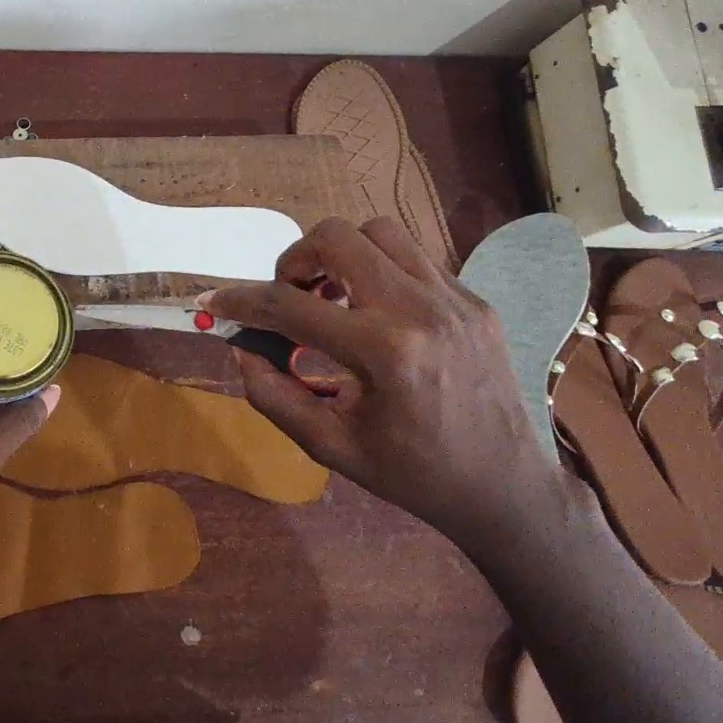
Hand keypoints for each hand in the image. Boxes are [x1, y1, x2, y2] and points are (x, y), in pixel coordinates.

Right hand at [202, 217, 564, 548]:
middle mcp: (421, 310)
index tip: (214, 301)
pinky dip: (377, 272)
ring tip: (329, 297)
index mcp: (384, 352)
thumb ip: (273, 395)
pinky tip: (373, 314)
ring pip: (379, 233)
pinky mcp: (474, 300)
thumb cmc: (414, 475)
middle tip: (288, 295)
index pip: (291, 305)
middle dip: (294, 259)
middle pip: (337, 237)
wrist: (508, 489)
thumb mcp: (330, 446)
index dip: (241, 300)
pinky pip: (412, 259)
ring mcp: (455, 299)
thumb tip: (243, 349)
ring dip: (339, 255)